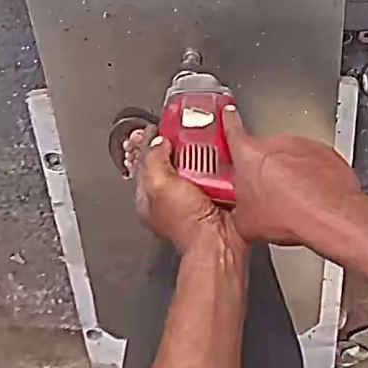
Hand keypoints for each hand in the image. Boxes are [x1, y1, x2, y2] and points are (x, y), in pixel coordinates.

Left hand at [127, 127, 235, 251]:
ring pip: (195, 166)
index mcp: (149, 198)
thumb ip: (154, 161)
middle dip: (177, 146)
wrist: (220, 239)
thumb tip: (158, 143)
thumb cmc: (188, 223)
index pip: (145, 162)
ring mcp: (194, 198)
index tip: (158, 128)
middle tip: (183, 130)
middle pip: (171, 162)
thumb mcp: (160, 185)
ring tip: (204, 138)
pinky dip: (219, 163)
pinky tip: (222, 155)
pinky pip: (216, 173)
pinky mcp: (216, 197)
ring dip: (201, 153)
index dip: (149, 143)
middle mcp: (171, 198)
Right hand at [220, 105, 366, 246]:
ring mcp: (303, 145)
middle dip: (265, 169)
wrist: (328, 214)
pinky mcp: (326, 153)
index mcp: (250, 155)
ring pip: (290, 157)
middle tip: (267, 192)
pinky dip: (312, 176)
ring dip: (290, 173)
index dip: (229, 121)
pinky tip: (312, 197)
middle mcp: (276, 143)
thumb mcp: (246, 224)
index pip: (233, 130)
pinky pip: (314, 162)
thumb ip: (238, 211)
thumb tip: (239, 220)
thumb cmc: (289, 213)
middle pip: (264, 152)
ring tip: (293, 200)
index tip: (229, 113)